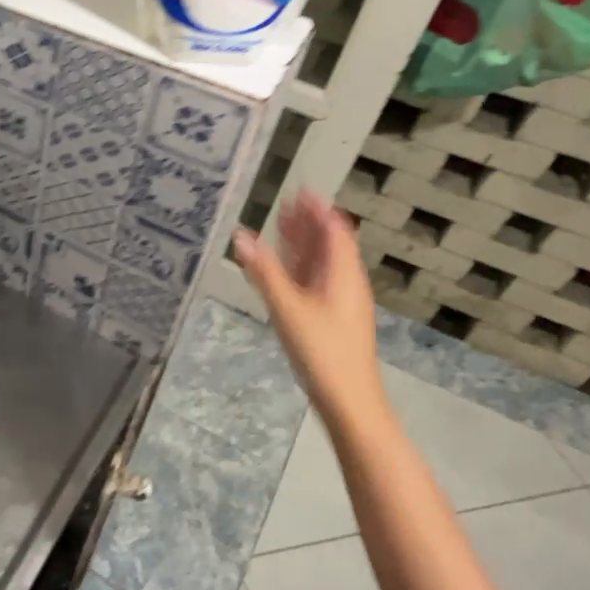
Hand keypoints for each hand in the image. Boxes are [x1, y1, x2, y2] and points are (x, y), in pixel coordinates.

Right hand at [232, 191, 385, 420]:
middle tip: (286, 204)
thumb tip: (241, 236)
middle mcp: (345, 283)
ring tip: (282, 227)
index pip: (334, 231)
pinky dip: (301, 268)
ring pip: (322, 265)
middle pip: (329, 245)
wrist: (348, 399)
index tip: (300, 190)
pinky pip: (316, 283)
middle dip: (308, 224)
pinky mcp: (331, 319)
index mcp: (342, 275)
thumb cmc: (322, 351)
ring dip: (304, 245)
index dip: (318, 210)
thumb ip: (263, 271)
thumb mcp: (287, 309)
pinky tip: (284, 269)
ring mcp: (339, 303)